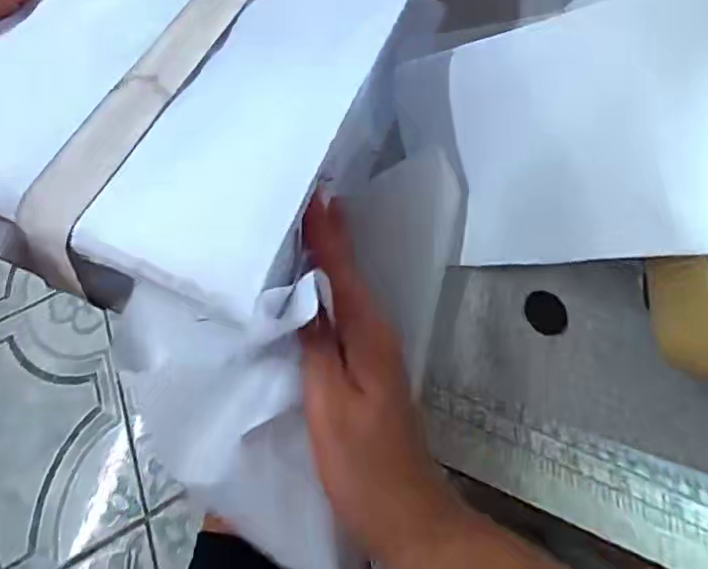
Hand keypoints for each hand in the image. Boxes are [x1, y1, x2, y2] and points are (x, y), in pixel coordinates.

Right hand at [299, 194, 473, 566]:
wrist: (405, 514)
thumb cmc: (362, 462)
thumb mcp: (328, 405)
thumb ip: (315, 347)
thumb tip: (302, 294)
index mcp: (367, 332)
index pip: (342, 270)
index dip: (327, 232)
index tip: (315, 194)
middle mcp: (376, 330)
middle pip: (348, 273)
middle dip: (329, 234)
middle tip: (307, 197)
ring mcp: (374, 348)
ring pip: (347, 290)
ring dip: (328, 257)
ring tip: (305, 226)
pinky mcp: (367, 365)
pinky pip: (344, 312)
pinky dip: (328, 288)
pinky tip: (312, 285)